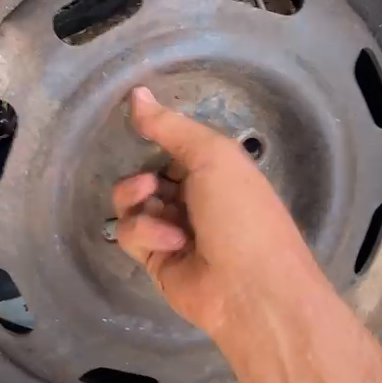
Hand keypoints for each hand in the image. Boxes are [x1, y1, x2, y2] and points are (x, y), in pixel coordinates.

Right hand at [110, 87, 315, 332]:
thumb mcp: (212, 156)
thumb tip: (135, 91)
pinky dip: (145, 232)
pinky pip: (128, 232)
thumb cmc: (243, 214)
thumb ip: (169, 126)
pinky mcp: (153, 258)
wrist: (252, 291)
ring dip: (140, 202)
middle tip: (153, 185)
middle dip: (143, 176)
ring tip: (164, 215)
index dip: (157, 141)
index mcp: (214, 172)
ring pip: (129, 201)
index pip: (171, 147)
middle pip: (143, 173)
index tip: (139, 129)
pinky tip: (171, 243)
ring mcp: (170, 229)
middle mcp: (191, 198)